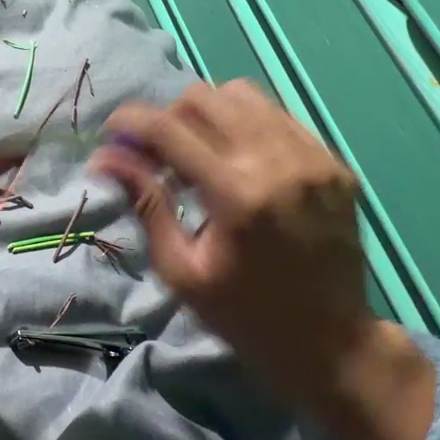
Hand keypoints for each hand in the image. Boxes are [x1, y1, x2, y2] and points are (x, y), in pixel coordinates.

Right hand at [91, 80, 434, 439]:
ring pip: (242, 94)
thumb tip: (103, 157)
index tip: (112, 129)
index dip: (130, 120)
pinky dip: (248, 124)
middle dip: (169, 116)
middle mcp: (276, 163)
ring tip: (202, 151)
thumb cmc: (247, 316)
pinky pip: (277, 115)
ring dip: (209, 113)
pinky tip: (241, 159)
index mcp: (237, 195)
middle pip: (203, 98)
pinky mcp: (333, 162)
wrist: (335, 345)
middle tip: (161, 153)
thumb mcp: (182, 271)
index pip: (168, 129)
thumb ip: (146, 203)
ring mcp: (311, 158)